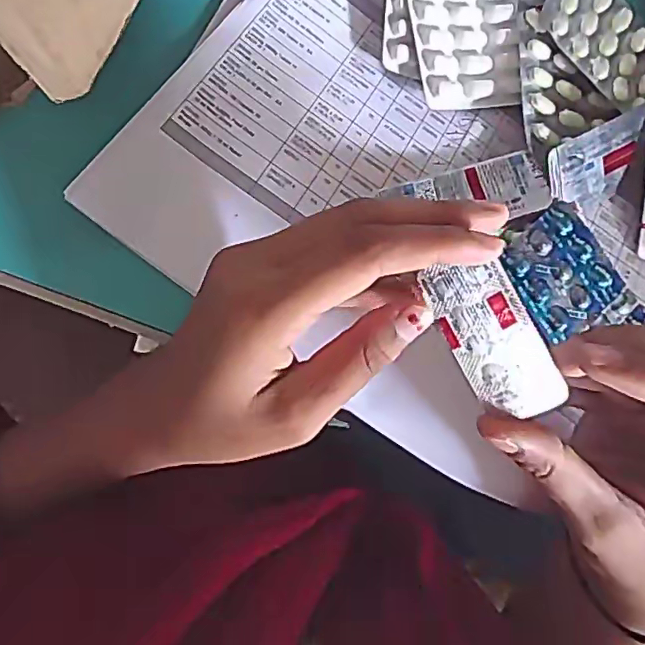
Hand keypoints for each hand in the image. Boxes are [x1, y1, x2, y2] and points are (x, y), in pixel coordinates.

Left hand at [85, 198, 507, 476]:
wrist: (153, 407)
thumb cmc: (218, 428)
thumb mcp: (296, 417)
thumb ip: (359, 360)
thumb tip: (418, 312)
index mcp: (266, 304)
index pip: (362, 255)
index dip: (429, 244)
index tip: (484, 245)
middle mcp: (260, 261)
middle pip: (358, 220)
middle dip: (431, 215)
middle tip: (491, 216)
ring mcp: (258, 252)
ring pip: (346, 220)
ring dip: (409, 221)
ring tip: (467, 230)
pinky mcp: (262, 256)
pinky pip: (329, 239)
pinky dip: (377, 246)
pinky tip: (414, 266)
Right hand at [479, 327, 644, 635]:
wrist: (628, 573)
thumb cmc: (632, 568)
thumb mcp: (597, 528)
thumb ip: (554, 471)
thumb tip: (502, 425)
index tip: (594, 359)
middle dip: (636, 354)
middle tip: (573, 356)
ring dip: (619, 348)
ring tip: (564, 361)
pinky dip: (605, 356)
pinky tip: (572, 367)